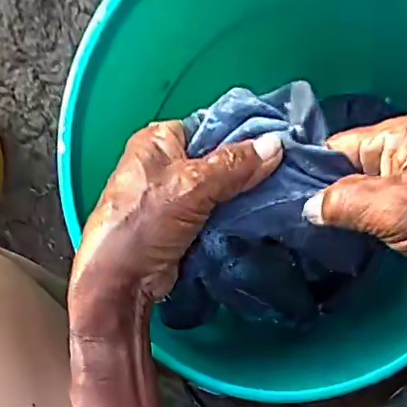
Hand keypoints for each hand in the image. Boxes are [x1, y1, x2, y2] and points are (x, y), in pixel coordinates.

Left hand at [72, 121, 282, 304]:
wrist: (123, 281)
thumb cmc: (142, 224)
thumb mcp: (191, 186)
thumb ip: (233, 166)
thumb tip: (274, 145)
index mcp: (158, 142)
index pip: (209, 125)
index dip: (241, 134)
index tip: (275, 144)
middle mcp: (166, 166)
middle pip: (217, 161)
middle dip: (247, 169)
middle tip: (283, 172)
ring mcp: (176, 200)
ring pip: (220, 191)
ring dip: (244, 197)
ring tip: (277, 195)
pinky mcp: (185, 229)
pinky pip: (217, 217)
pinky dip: (235, 219)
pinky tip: (258, 218)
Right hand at [304, 116, 406, 286]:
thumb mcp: (392, 208)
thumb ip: (344, 203)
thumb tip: (309, 207)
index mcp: (398, 136)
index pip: (337, 146)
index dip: (313, 173)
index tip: (293, 200)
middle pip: (349, 168)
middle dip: (329, 194)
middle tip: (310, 222)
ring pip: (364, 191)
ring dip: (349, 212)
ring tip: (329, 232)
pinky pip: (382, 207)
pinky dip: (367, 222)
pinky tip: (358, 238)